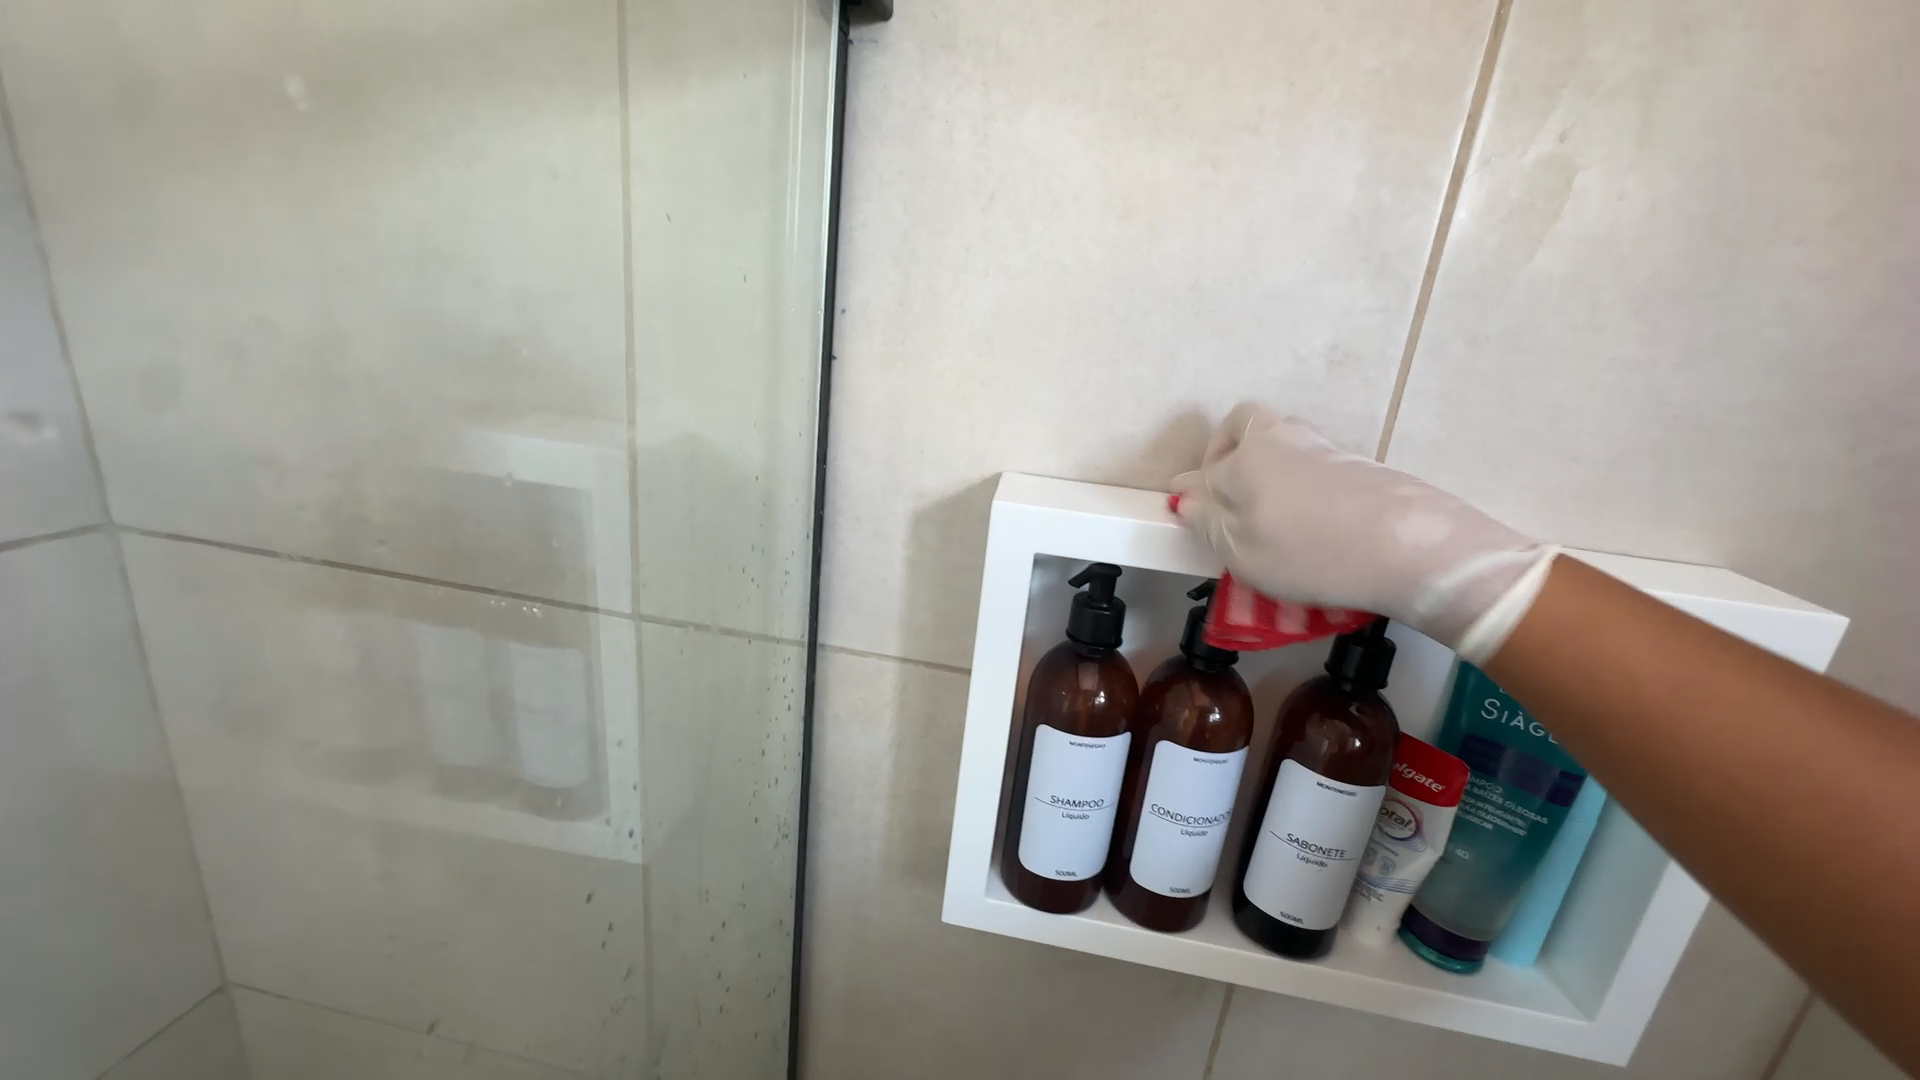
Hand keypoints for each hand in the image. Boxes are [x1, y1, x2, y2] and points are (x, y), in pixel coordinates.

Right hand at [1170, 404, 1554, 661]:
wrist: (1411, 549)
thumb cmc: (1309, 553)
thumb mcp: (1240, 552)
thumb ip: (1208, 522)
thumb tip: (1188, 498)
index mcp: (1246, 457)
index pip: (1204, 469)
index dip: (1191, 491)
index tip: (1188, 510)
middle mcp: (1283, 441)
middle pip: (1247, 427)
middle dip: (1229, 450)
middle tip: (1229, 491)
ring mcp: (1327, 451)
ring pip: (1285, 444)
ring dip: (1269, 467)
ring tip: (1270, 514)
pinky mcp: (1362, 468)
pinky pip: (1316, 467)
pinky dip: (1303, 486)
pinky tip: (1312, 523)